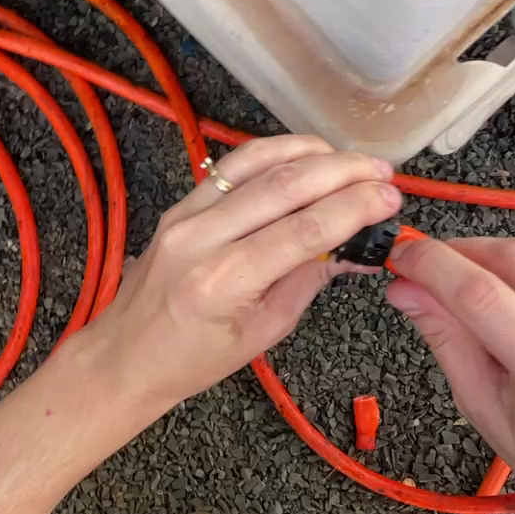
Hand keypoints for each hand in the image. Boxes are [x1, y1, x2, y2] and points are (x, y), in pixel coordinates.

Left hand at [79, 135, 399, 413]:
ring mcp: (185, 215)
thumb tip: (354, 246)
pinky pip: (232, 167)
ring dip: (312, 154)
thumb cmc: (192, 359)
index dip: (354, 208)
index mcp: (223, 281)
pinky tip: (306, 154)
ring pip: (257, 164)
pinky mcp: (179, 205)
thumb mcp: (263, 333)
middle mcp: (200, 238)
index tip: (389, 198)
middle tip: (383, 174)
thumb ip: (308, 281)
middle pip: (284, 186)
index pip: (303, 229)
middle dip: (343, 173)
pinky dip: (274, 153)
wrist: (125, 356)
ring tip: (352, 161)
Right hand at [385, 236, 514, 513]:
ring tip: (459, 276)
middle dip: (458, 250)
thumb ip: (446, 340)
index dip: (431, 265)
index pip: (481, 295)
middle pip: (514, 257)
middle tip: (422, 264)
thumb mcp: (485, 412)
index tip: (400, 253)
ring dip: (489, 253)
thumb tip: (406, 290)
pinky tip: (510, 294)